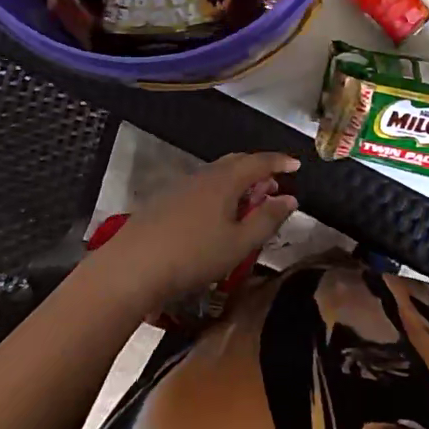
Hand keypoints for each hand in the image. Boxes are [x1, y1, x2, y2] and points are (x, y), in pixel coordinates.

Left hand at [83, 152, 299, 312]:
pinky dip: (220, 192)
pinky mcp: (165, 201)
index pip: (259, 161)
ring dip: (238, 182)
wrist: (131, 268)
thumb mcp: (239, 244)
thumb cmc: (193, 255)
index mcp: (225, 180)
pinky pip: (202, 186)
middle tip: (274, 186)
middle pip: (236, 162)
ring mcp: (181, 186)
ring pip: (217, 174)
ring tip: (249, 204)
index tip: (296, 165)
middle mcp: (204, 175)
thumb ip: (267, 219)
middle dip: (258, 170)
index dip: (280, 162)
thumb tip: (290, 198)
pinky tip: (218, 216)